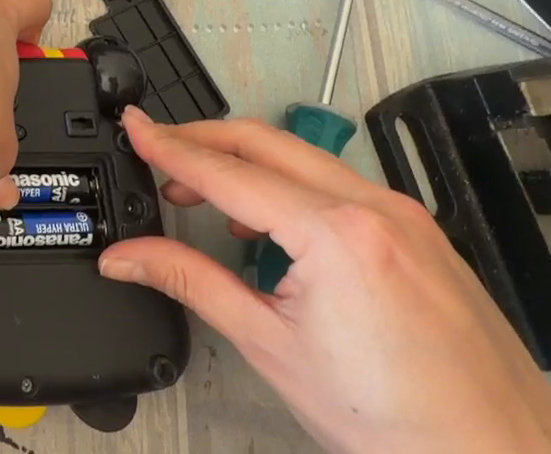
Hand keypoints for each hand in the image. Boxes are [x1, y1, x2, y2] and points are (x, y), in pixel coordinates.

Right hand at [98, 109, 550, 453]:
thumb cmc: (400, 426)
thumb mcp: (269, 346)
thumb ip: (189, 282)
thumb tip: (127, 258)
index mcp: (336, 233)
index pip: (227, 171)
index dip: (168, 146)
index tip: (133, 127)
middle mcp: (377, 208)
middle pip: (263, 141)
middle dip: (200, 138)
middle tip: (153, 149)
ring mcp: (407, 218)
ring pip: (302, 157)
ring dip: (242, 160)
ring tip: (199, 192)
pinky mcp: (423, 236)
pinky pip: (338, 184)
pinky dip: (286, 183)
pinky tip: (265, 220)